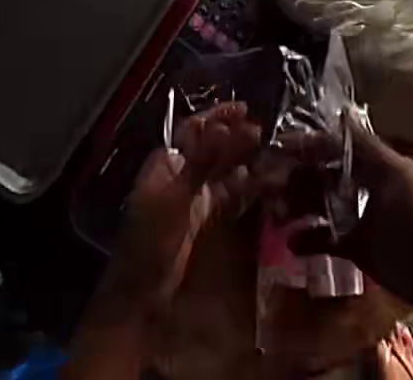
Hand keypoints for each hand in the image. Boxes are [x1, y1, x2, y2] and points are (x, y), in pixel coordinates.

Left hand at [105, 102, 262, 310]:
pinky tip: (268, 184)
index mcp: (167, 164)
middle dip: (238, 138)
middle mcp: (182, 175)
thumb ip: (200, 162)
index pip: (194, 130)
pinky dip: (250, 186)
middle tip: (262, 134)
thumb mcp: (173, 199)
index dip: (218, 116)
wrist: (141, 301)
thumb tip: (224, 126)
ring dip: (248, 161)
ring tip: (271, 158)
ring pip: (227, 169)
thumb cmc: (149, 244)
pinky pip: (234, 193)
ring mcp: (197, 197)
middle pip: (214, 147)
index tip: (244, 109)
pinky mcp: (210, 219)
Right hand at [291, 111, 412, 312]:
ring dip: (301, 209)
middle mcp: (369, 185)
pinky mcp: (359, 248)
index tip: (281, 148)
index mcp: (380, 164)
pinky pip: (329, 239)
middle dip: (301, 178)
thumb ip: (364, 148)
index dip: (313, 145)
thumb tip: (342, 114)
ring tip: (278, 215)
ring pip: (325, 206)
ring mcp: (364, 217)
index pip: (341, 147)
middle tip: (272, 186)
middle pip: (329, 176)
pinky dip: (310, 240)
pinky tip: (292, 244)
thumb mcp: (392, 175)